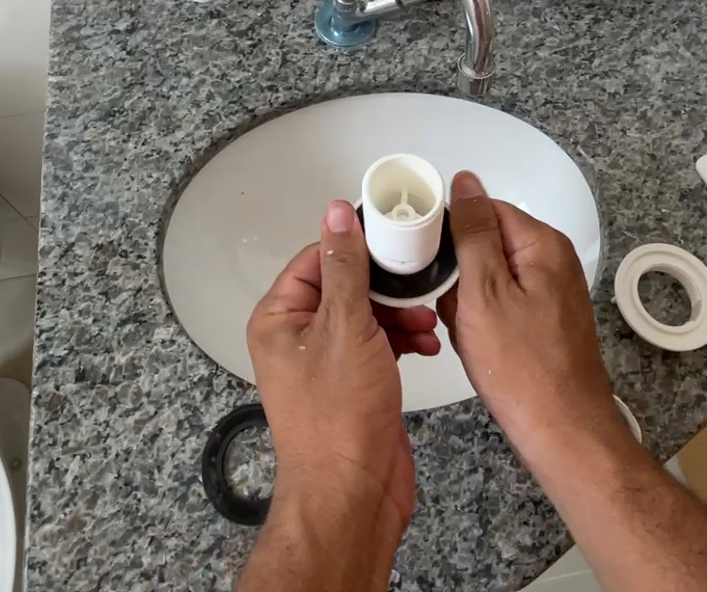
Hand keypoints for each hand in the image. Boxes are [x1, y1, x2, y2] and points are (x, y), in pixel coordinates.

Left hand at [246, 199, 440, 532]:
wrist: (355, 493)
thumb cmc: (338, 416)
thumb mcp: (345, 326)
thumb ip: (345, 266)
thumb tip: (336, 213)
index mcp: (279, 317)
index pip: (317, 258)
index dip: (355, 247)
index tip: (392, 238)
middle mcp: (298, 335)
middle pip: (346, 284)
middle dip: (386, 286)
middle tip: (417, 284)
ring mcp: (326, 359)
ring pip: (366, 312)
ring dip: (399, 312)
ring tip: (426, 321)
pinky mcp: (353, 379)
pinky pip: (378, 341)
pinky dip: (402, 338)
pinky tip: (427, 342)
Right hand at [436, 171, 629, 461]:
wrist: (562, 434)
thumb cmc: (524, 369)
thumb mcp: (483, 291)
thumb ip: (472, 232)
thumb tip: (465, 182)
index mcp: (541, 244)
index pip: (484, 209)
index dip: (450, 231)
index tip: (428, 256)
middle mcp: (551, 261)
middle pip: (485, 242)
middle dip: (458, 272)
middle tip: (452, 304)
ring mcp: (549, 291)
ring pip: (488, 275)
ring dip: (466, 299)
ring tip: (467, 329)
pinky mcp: (543, 318)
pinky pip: (498, 301)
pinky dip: (481, 318)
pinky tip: (478, 343)